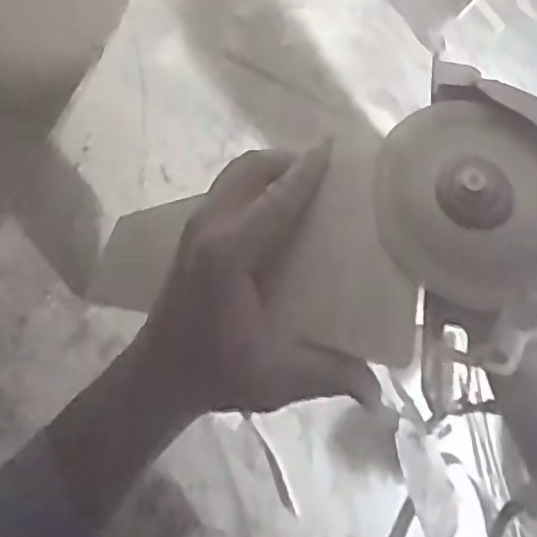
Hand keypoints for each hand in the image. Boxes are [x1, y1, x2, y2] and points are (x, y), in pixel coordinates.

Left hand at [131, 144, 378, 416]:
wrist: (158, 373)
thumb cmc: (214, 372)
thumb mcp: (274, 378)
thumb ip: (327, 375)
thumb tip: (378, 390)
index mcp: (229, 252)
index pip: (275, 199)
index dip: (305, 171)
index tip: (330, 146)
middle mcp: (210, 225)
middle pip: (252, 169)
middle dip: (289, 160)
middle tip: (326, 170)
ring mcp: (197, 222)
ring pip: (237, 171)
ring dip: (271, 166)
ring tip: (304, 180)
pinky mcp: (192, 228)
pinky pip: (228, 184)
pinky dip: (255, 179)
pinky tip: (275, 202)